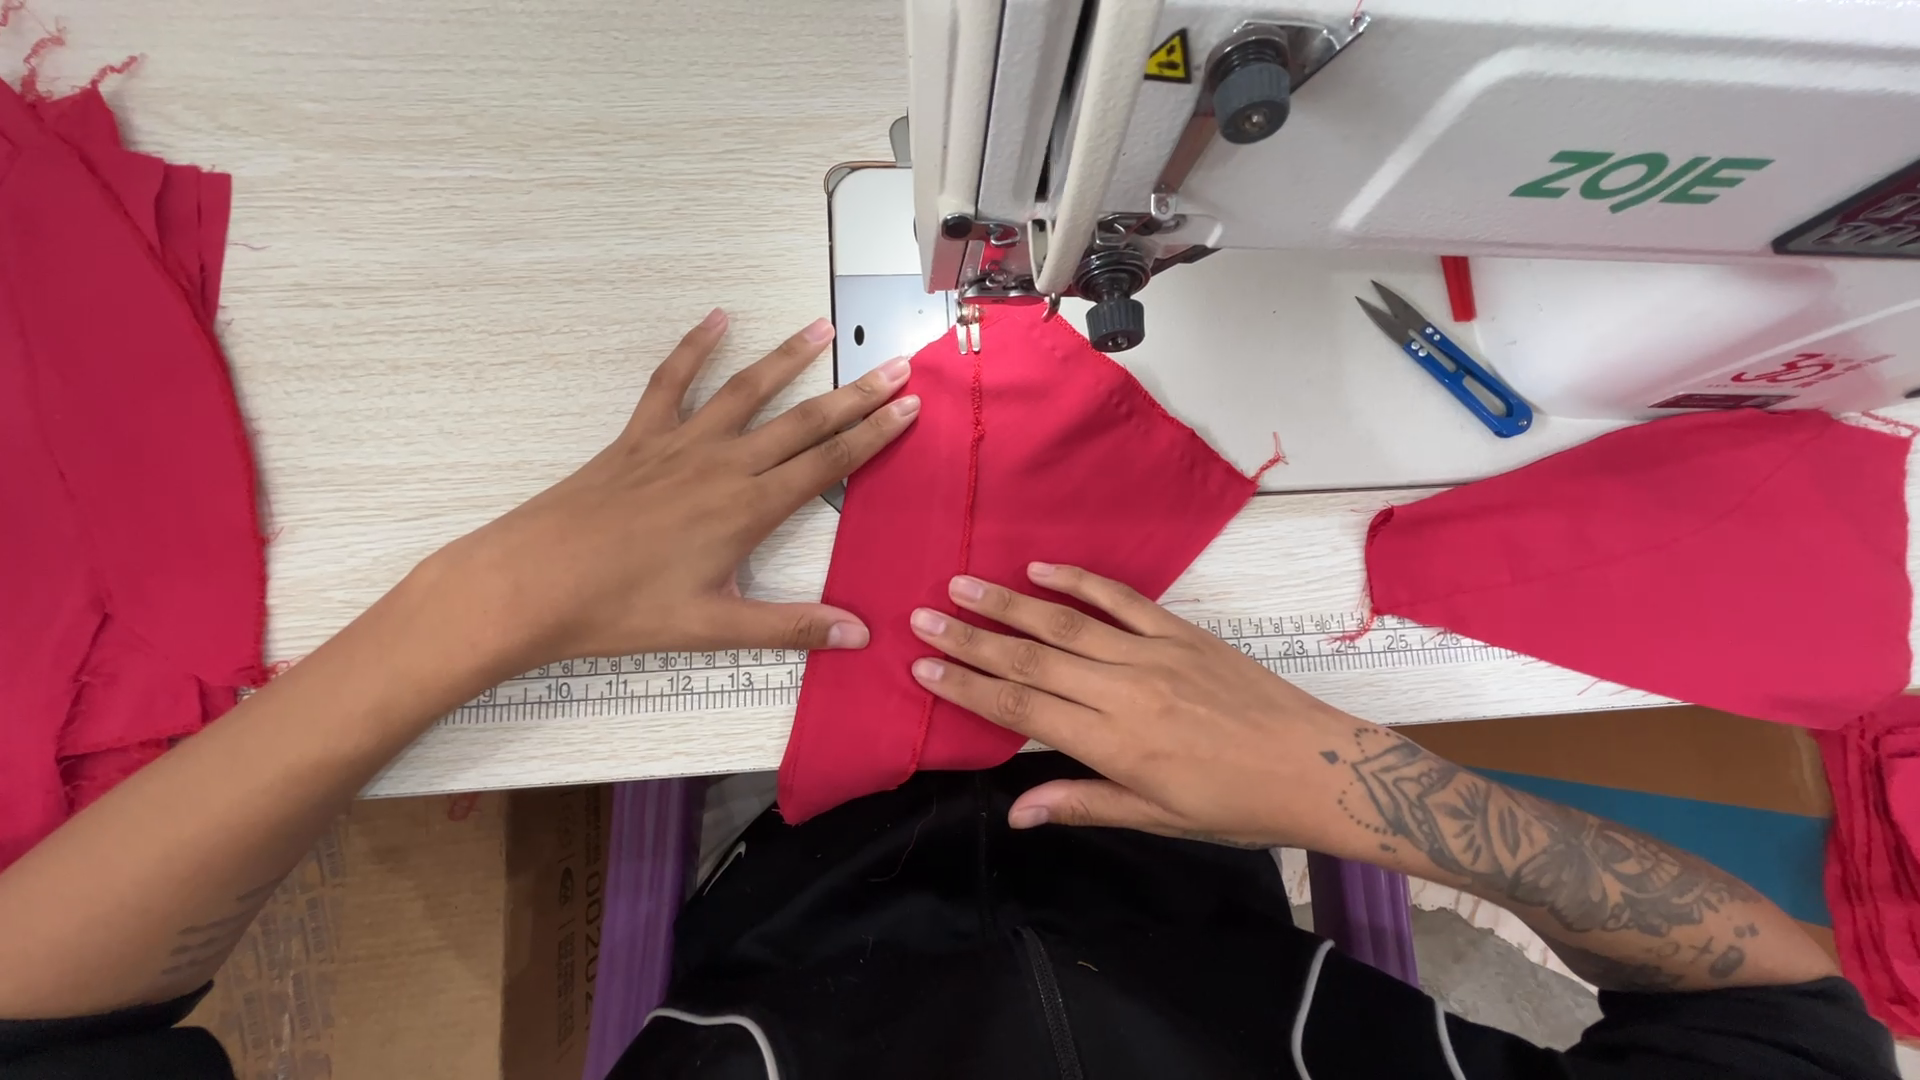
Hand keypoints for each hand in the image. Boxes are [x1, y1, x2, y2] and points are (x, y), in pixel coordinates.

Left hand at [439, 309, 918, 670]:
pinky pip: (671, 382)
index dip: (875, 433)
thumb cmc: (624, 610)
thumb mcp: (715, 627)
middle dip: (856, 393)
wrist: (531, 583)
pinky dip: (694, 348)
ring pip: (747, 391)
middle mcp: (724, 465)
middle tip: (895, 364)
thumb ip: (792, 627)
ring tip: (820, 329)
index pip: (830, 463)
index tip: (910, 405)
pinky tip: (716, 319)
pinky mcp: (639, 437)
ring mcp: (680, 444)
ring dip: (788, 358)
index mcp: (749, 508)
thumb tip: (860, 633)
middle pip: (804, 420)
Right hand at [906, 563, 1379, 849]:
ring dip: (1009, 603)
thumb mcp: (1157, 817)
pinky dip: (1079, 580)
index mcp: (1114, 743)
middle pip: (1031, 661)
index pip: (1022, 711)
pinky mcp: (1179, 631)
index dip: (968, 689)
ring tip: (962, 584)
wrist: (1316, 765)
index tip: (924, 668)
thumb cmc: (1233, 803)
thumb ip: (1082, 802)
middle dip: (971, 640)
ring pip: (1065, 625)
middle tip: (922, 618)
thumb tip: (1015, 812)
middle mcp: (1124, 691)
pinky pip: (1121, 599)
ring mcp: (1152, 653)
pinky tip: (1041, 566)